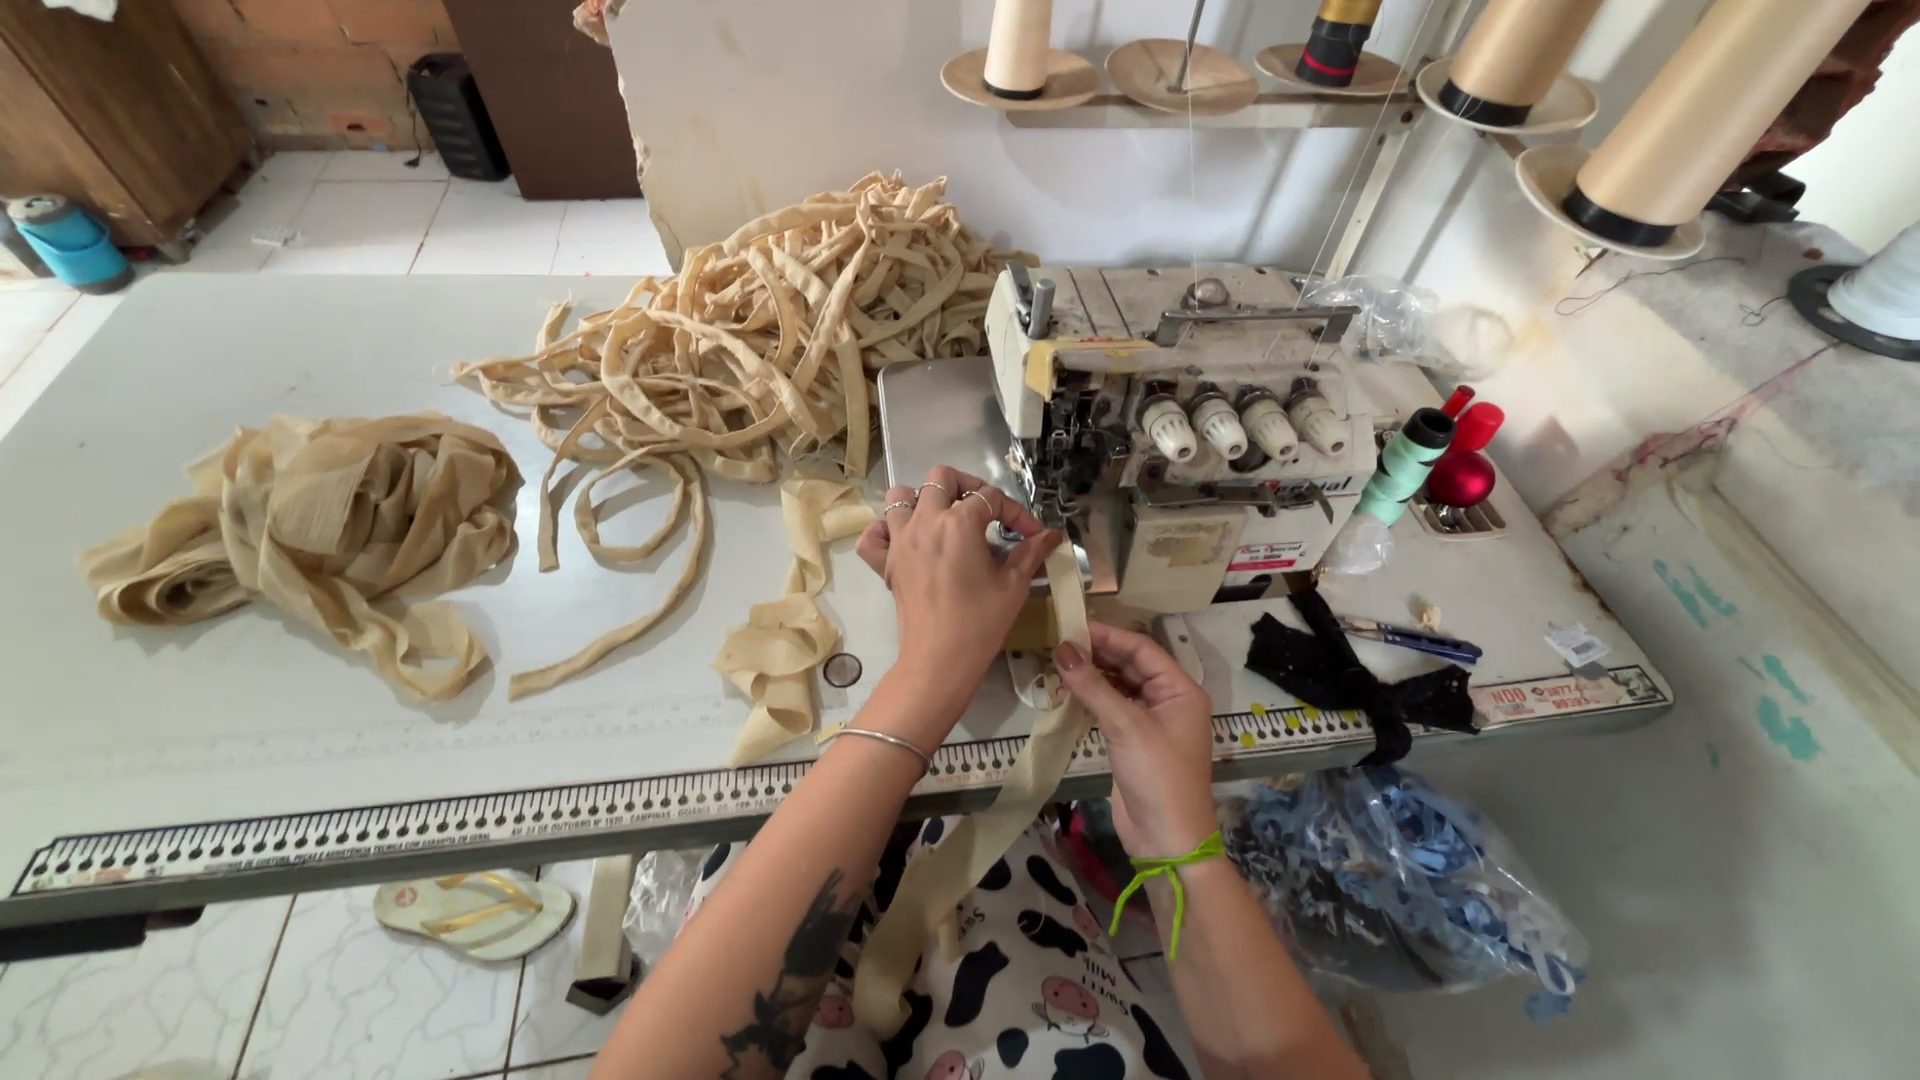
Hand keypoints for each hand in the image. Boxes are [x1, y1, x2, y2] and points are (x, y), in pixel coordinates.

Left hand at [854, 466, 1061, 735]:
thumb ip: (1031, 553)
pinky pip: (873, 534)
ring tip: (944, 519)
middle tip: (986, 511)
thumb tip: (1052, 535)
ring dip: (923, 500)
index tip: (1031, 534)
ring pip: (900, 496)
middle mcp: (925, 522)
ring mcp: (900, 540)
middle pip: (941, 478)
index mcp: (959, 523)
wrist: (940, 659)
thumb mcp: (1013, 585)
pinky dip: (885, 530)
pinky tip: (906, 540)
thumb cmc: (980, 622)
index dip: (1016, 512)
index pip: (991, 498)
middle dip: (968, 486)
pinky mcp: (884, 563)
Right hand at [1055, 623, 1217, 856]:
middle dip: (1097, 655)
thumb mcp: (1125, 726)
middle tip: (1059, 645)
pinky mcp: (1133, 741)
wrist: (1167, 838)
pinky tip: (1067, 694)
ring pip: (1118, 687)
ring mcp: (1150, 722)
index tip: (1073, 627)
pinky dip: (1090, 700)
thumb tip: (1063, 649)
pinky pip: (1111, 709)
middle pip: (1130, 665)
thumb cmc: (1157, 775)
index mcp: (1180, 690)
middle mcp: (1168, 701)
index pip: (1142, 649)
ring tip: (1058, 667)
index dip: (1109, 636)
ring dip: (1091, 678)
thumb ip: (1093, 686)